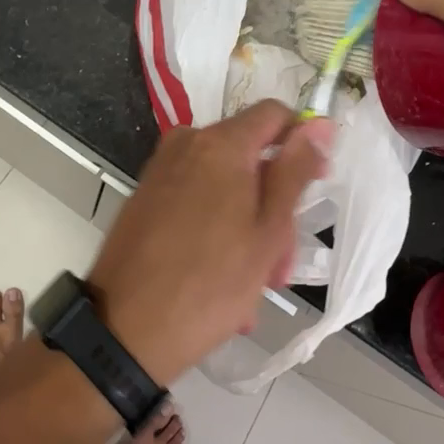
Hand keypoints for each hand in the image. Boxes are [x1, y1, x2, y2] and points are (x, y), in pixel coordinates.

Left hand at [87, 101, 331, 385]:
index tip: (313, 187)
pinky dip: (215, 228)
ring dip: (246, 224)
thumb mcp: (268, 231)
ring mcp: (162, 169)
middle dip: (273, 203)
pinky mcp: (146, 196)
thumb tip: (319, 123)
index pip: (274, 114)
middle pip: (248, 154)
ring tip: (250, 285)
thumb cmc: (209, 283)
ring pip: (223, 182)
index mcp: (222, 143)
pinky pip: (196, 198)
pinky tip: (220, 278)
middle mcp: (188, 143)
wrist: (123, 330)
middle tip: (280, 263)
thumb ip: (294, 171)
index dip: (301, 143)